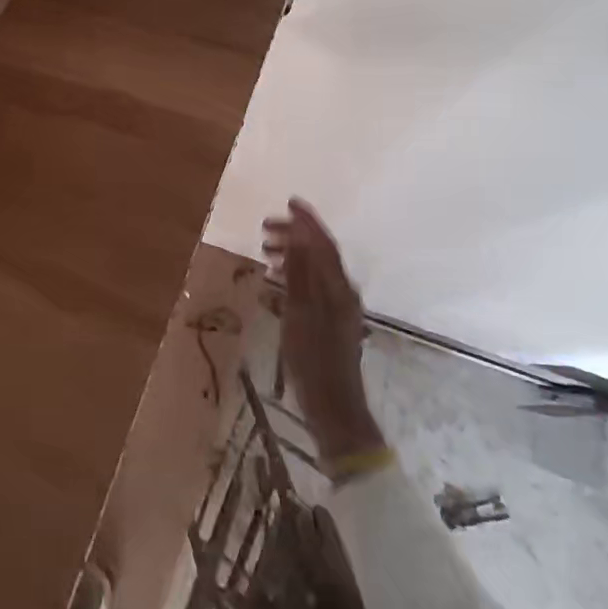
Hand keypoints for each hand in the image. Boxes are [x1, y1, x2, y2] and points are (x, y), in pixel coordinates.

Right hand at [263, 198, 385, 463]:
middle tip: (265, 230)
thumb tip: (295, 236)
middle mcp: (343, 292)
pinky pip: (313, 286)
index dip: (307, 221)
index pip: (323, 244)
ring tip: (265, 252)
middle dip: (295, 236)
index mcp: (338, 287)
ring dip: (293, 255)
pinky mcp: (332, 321)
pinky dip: (295, 276)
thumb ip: (298, 274)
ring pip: (316, 269)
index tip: (289, 202)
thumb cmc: (312, 360)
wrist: (334, 406)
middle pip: (320, 253)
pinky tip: (275, 282)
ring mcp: (340, 308)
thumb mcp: (299, 314)